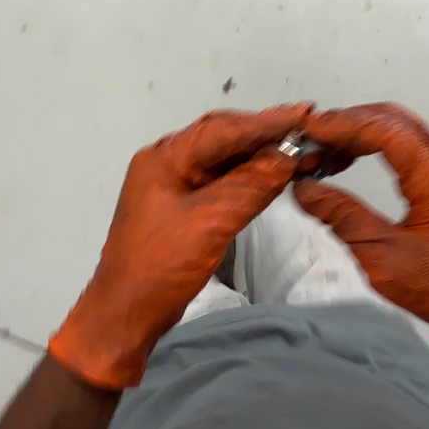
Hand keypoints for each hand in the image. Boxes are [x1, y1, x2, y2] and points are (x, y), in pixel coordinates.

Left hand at [50, 103, 312, 388]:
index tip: (304, 113)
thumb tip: (287, 156)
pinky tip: (271, 174)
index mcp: (165, 157)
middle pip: (221, 138)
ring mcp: (172, 184)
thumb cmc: (161, 267)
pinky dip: (246, 176)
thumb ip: (250, 186)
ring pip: (222, 158)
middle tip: (305, 128)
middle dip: (263, 133)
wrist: (124, 316)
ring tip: (296, 147)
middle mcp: (167, 162)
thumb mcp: (210, 223)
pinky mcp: (181, 206)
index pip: (223, 130)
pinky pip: (219, 180)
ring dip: (257, 155)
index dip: (266, 122)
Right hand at [293, 103, 428, 386]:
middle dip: (347, 122)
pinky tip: (347, 157)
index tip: (311, 129)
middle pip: (391, 119)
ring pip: (398, 125)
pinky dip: (373, 140)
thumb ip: (342, 218)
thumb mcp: (383, 259)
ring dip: (358, 129)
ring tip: (322, 149)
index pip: (387, 130)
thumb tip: (303, 189)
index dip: (345, 124)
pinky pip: (406, 141)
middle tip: (309, 137)